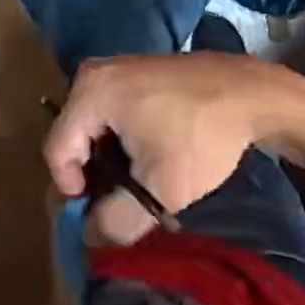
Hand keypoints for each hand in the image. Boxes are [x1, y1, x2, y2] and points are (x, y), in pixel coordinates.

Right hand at [44, 52, 289, 244]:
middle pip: (70, 137)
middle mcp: (90, 74)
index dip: (71, 191)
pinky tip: (144, 156)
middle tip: (120, 204)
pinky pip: (104, 112)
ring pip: (87, 127)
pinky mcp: (128, 72)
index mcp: (89, 92)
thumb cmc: (201, 137)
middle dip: (89, 176)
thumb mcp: (162, 189)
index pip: (56, 151)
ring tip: (135, 184)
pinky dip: (115, 140)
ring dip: (104, 161)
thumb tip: (88, 235)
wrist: (248, 93)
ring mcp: (110, 69)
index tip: (102, 214)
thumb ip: (118, 220)